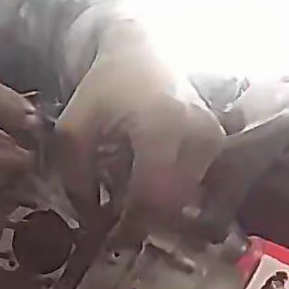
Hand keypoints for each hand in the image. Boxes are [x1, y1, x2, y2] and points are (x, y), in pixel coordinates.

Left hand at [55, 24, 223, 219]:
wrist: (137, 51)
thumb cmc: (102, 88)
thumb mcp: (72, 132)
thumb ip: (77, 182)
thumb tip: (93, 223)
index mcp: (163, 125)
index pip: (154, 197)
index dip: (131, 226)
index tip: (108, 238)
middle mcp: (198, 134)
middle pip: (174, 207)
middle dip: (142, 224)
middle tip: (116, 227)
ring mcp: (213, 139)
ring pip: (185, 203)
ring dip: (155, 213)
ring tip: (128, 202)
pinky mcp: (217, 145)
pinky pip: (194, 190)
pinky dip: (168, 199)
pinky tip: (146, 190)